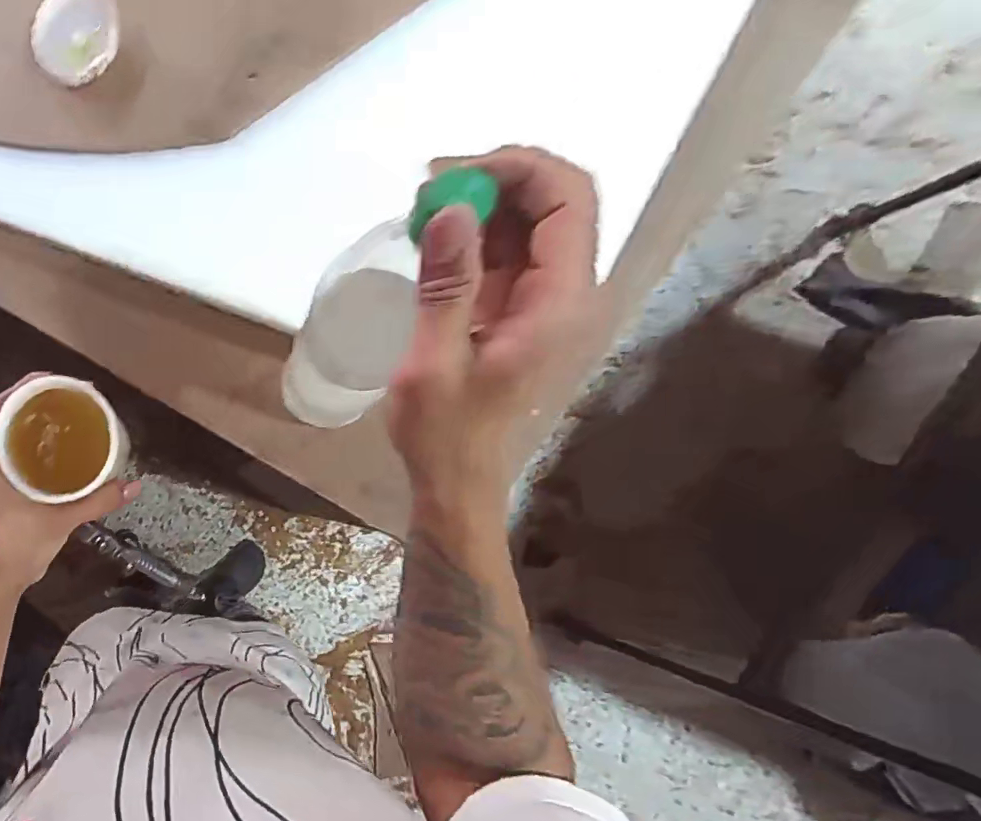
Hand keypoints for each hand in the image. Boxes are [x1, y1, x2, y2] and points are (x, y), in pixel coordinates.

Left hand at [0, 374, 139, 596]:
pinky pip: (17, 455)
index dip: (29, 387)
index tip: (60, 380)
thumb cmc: (16, 547)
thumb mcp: (59, 520)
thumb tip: (133, 485)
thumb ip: (95, 501)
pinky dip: (37, 446)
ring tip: (72, 416)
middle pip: (9, 416)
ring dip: (37, 423)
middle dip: (39, 402)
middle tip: (75, 398)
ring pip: (12, 435)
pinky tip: (63, 449)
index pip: (3, 406)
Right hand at [387, 146, 601, 511]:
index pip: (567, 201)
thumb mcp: (434, 362)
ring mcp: (543, 303)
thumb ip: (446, 287)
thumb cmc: (444, 433)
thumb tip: (447, 212)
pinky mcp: (518, 314)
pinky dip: (474, 239)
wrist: (455, 478)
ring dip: (483, 208)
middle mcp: (566, 292)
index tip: (449, 176)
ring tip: (424, 211)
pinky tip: (435, 241)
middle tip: (428, 189)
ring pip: (531, 228)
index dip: (517, 170)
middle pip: (555, 205)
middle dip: (497, 182)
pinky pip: (508, 258)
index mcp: (559, 302)